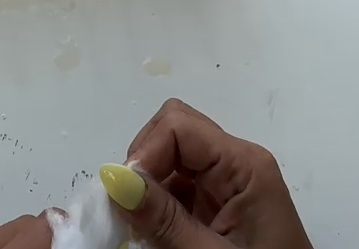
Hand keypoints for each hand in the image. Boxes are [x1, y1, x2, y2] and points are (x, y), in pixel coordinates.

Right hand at [101, 98, 313, 248]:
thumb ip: (163, 220)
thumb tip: (113, 177)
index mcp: (244, 164)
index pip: (178, 125)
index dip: (144, 152)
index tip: (123, 195)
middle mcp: (237, 161)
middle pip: (174, 130)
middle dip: (144, 162)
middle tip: (127, 207)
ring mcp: (230, 181)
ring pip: (172, 155)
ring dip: (148, 183)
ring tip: (138, 224)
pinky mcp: (221, 203)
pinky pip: (179, 182)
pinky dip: (159, 201)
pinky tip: (154, 232)